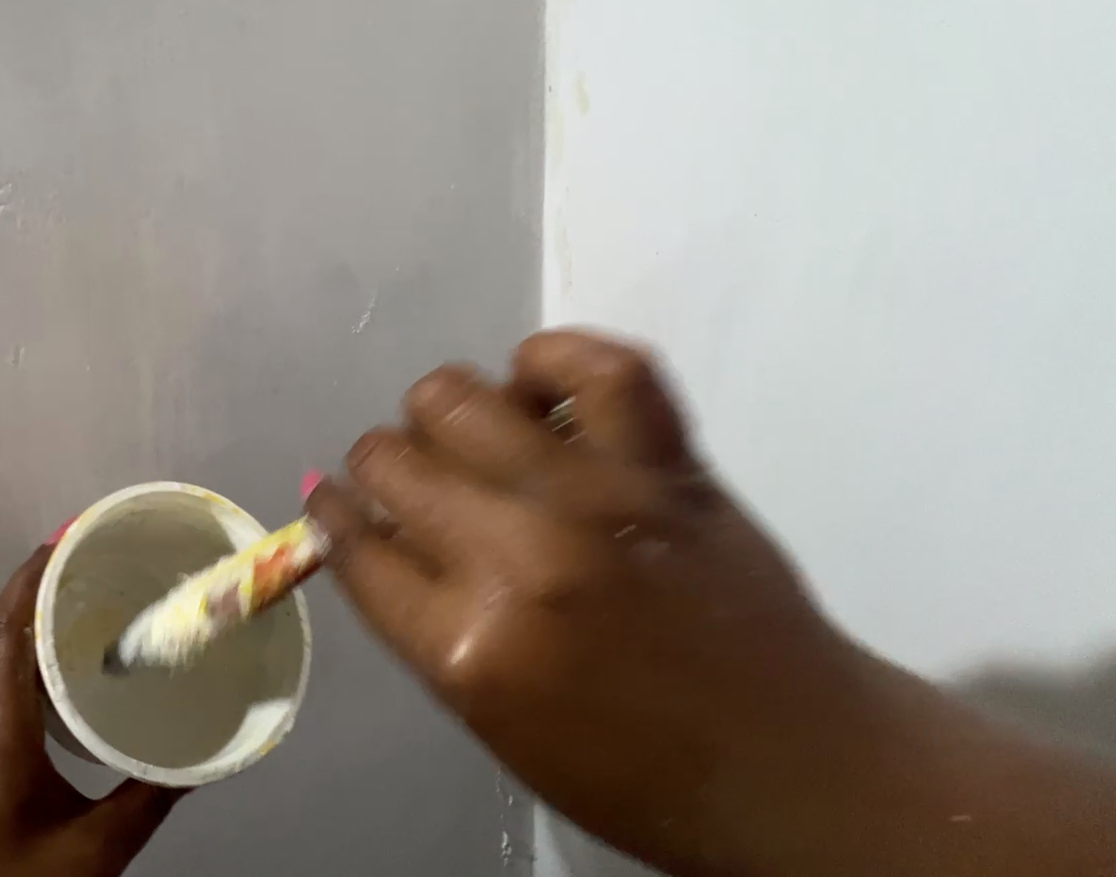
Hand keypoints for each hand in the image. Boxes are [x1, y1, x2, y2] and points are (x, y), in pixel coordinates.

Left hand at [0, 546, 186, 876]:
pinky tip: (64, 655)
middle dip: (38, 581)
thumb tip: (199, 760)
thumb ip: (147, 800)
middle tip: (88, 554)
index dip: (33, 576)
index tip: (70, 538)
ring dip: (31, 611)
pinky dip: (27, 646)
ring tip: (81, 588)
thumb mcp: (93, 852)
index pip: (5, 629)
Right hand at [306, 330, 879, 876]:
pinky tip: (538, 394)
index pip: (353, 541)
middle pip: (386, 458)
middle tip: (416, 489)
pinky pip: (593, 364)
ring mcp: (594, 496)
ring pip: (450, 395)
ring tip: (477, 447)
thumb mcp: (483, 709)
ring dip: (441, 420)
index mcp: (467, 643)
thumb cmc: (624, 764)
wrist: (799, 767)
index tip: (334, 503)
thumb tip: (344, 515)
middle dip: (380, 471)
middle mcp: (517, 556)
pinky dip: (549, 364)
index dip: (331, 515)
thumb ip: (408, 606)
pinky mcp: (665, 462)